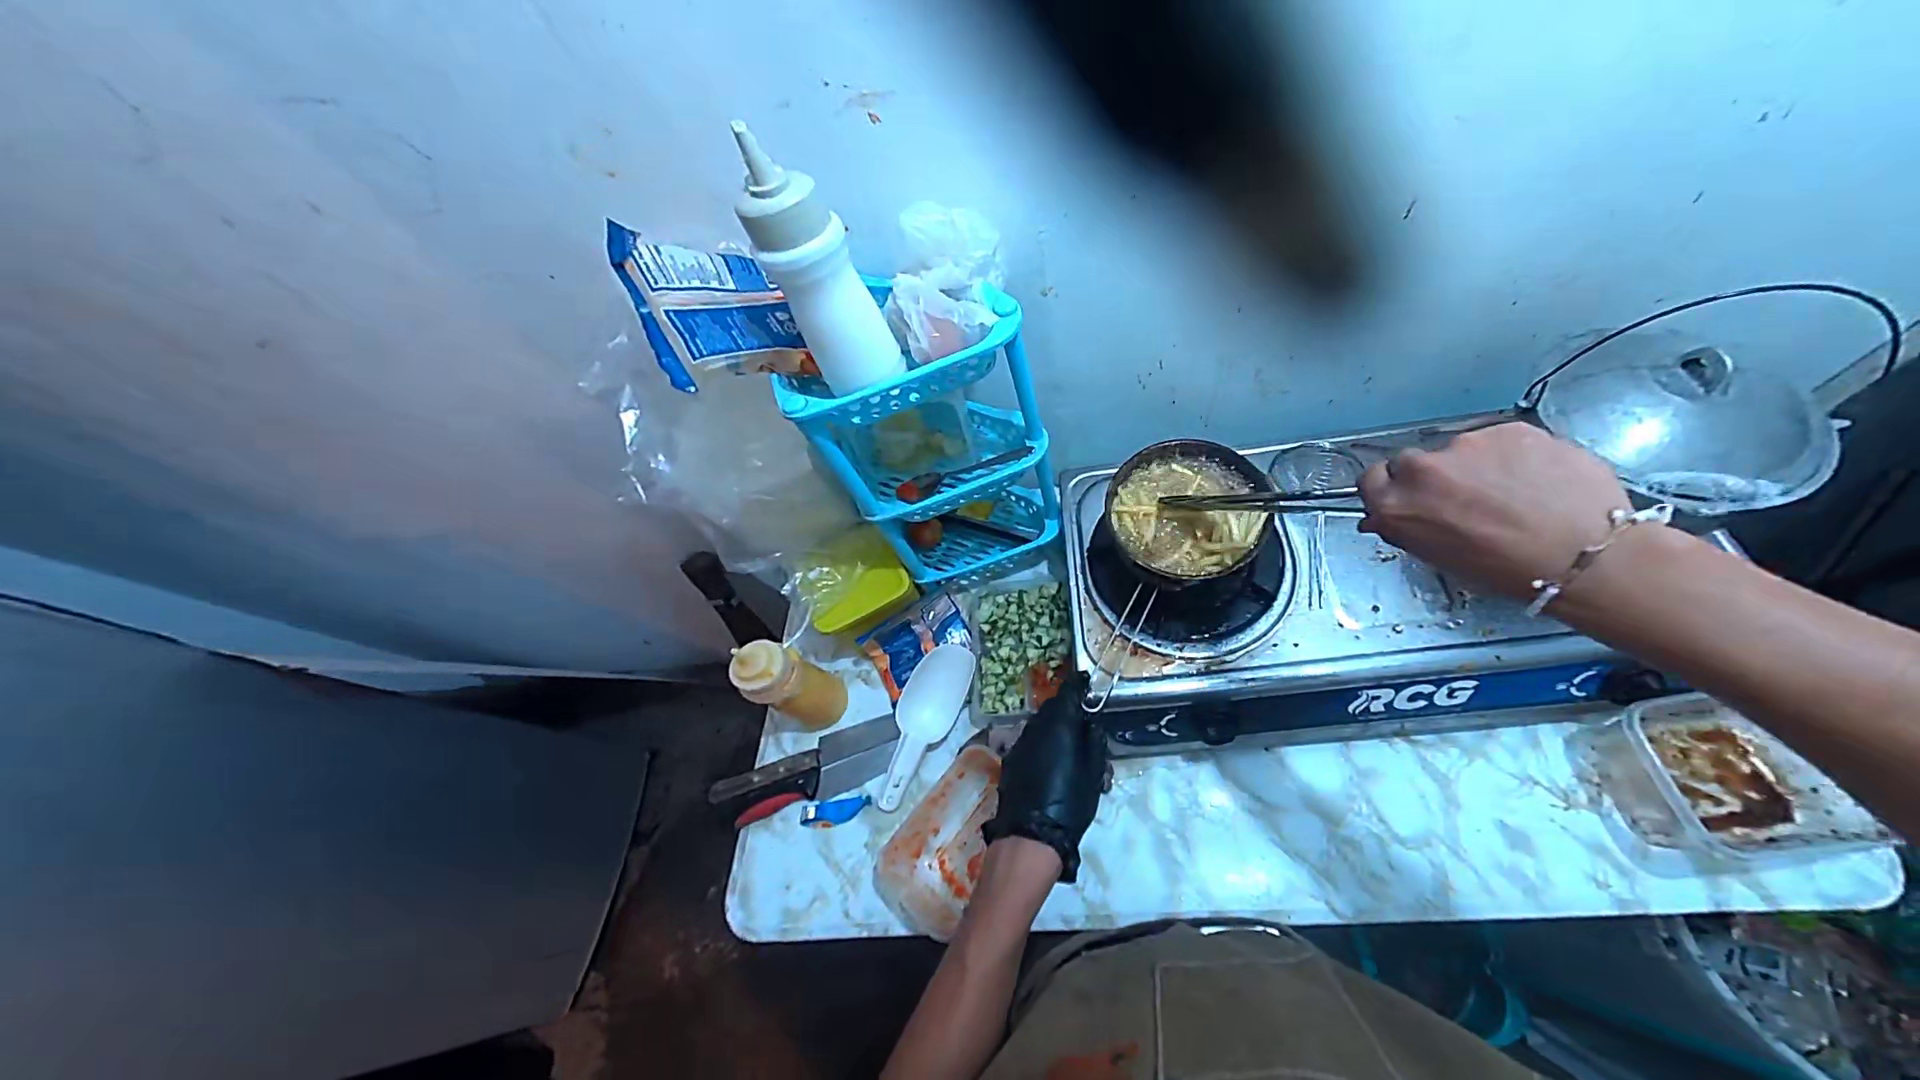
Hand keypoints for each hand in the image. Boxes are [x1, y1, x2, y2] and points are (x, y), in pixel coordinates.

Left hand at [982, 673, 1104, 882]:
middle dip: (1067, 711)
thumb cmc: (1070, 801)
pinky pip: (1030, 743)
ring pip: (1040, 726)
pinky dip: (1042, 745)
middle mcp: (1034, 727)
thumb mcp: (1093, 772)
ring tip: (1070, 751)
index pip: (1068, 692)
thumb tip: (1089, 723)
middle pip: (1052, 709)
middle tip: (1084, 724)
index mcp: (1058, 724)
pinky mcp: (1011, 760)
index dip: (1079, 685)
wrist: (1031, 833)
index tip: (1087, 682)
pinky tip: (1052, 765)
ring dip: (1054, 730)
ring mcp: (1019, 743)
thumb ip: (1092, 741)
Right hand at [1357, 423, 1633, 598]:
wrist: (1583, 554)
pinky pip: (1499, 440)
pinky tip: (1532, 480)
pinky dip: (1510, 456)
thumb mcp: (1437, 556)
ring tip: (1508, 493)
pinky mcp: (1509, 429)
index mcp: (1396, 503)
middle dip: (1431, 476)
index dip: (1389, 488)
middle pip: (1411, 461)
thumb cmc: (1507, 567)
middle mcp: (1422, 468)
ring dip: (1474, 465)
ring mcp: (1466, 445)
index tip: (1406, 497)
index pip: (1370, 479)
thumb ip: (1405, 527)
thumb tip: (1386, 517)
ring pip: (1459, 449)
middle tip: (1461, 499)